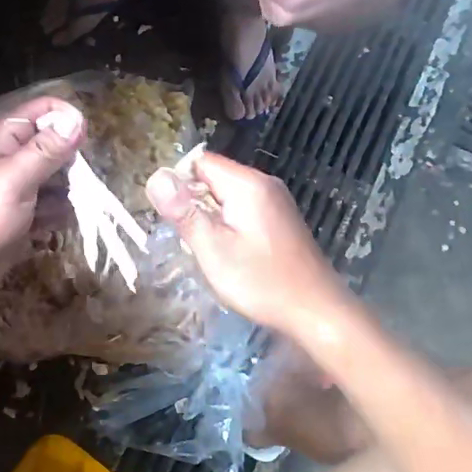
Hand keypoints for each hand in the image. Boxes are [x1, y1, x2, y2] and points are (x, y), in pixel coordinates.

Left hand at [0, 97, 83, 286]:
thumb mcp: (16, 179)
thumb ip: (47, 149)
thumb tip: (78, 119)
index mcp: (5, 135)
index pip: (46, 108)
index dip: (67, 120)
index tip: (82, 145)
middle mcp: (13, 152)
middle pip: (57, 141)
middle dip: (70, 161)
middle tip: (69, 181)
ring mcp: (19, 181)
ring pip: (59, 173)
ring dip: (66, 190)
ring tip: (57, 207)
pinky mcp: (26, 206)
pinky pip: (54, 200)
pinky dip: (56, 211)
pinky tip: (48, 224)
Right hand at [145, 151, 349, 333]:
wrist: (316, 310)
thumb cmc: (262, 281)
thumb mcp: (213, 249)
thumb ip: (184, 212)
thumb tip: (155, 176)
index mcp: (248, 184)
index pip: (200, 161)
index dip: (179, 184)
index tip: (175, 219)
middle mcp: (265, 183)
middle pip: (215, 178)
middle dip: (195, 204)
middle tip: (193, 241)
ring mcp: (277, 201)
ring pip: (228, 197)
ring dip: (212, 219)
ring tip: (211, 251)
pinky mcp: (281, 220)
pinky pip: (245, 210)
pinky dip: (230, 227)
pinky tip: (232, 255)